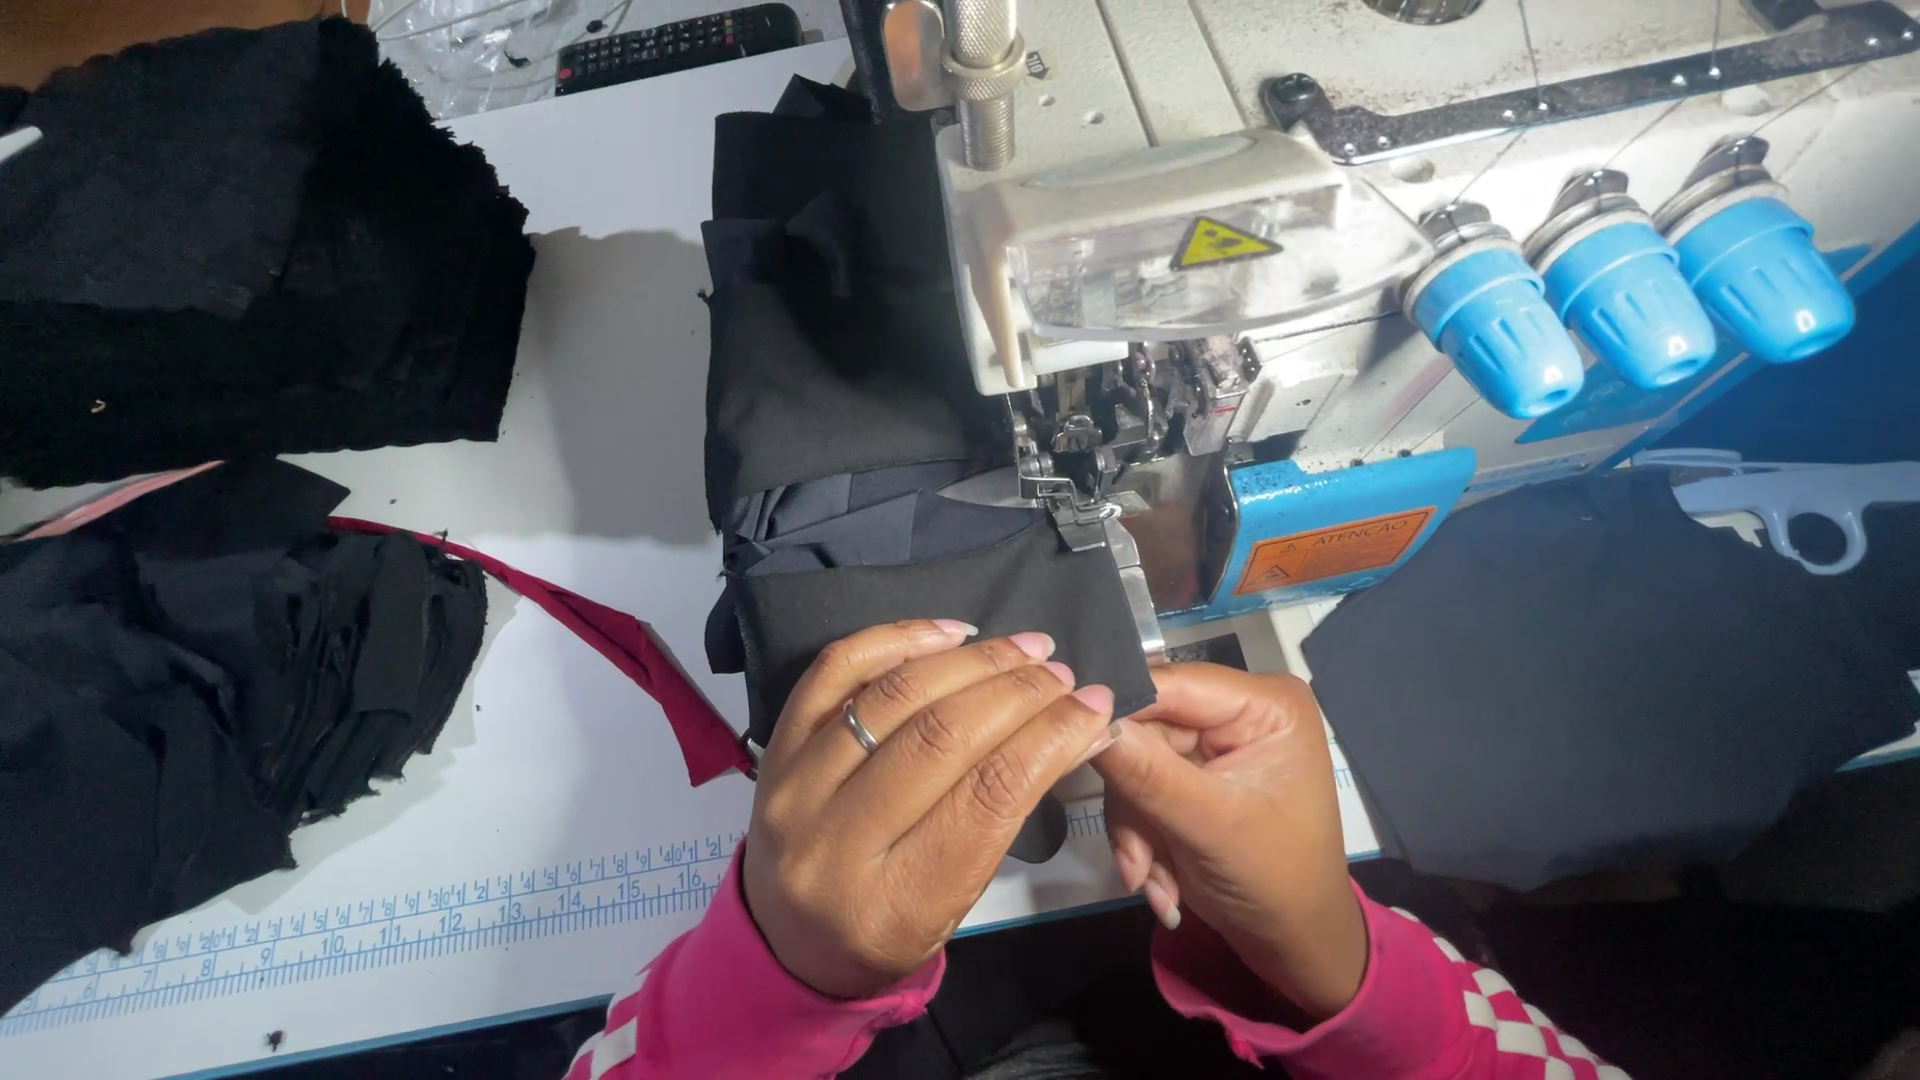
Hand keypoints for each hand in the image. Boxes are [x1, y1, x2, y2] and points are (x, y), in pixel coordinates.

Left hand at [742, 619, 1119, 998]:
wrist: (788, 939)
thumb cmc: (888, 929)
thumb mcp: (959, 898)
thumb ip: (1011, 811)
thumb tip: (1082, 725)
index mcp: (894, 904)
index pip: (988, 797)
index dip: (1050, 738)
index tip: (1092, 705)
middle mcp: (835, 840)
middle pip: (942, 737)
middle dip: (1017, 693)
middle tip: (1059, 673)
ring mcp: (795, 785)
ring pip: (894, 696)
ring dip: (971, 661)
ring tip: (1024, 648)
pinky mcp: (776, 745)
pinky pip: (835, 669)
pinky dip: (898, 638)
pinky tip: (951, 633)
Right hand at [1092, 664, 1366, 1020]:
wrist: (1293, 946)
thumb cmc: (1275, 883)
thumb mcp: (1210, 827)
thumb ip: (1146, 771)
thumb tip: (1088, 720)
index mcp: (1263, 703)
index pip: (1169, 684)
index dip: (1118, 710)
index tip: (1073, 743)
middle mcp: (1236, 708)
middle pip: (1146, 726)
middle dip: (1133, 796)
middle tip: (1134, 857)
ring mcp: (1211, 740)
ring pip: (1134, 757)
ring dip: (1134, 824)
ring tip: (1149, 878)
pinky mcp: (1191, 769)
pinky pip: (1139, 782)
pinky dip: (1140, 831)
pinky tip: (1159, 877)